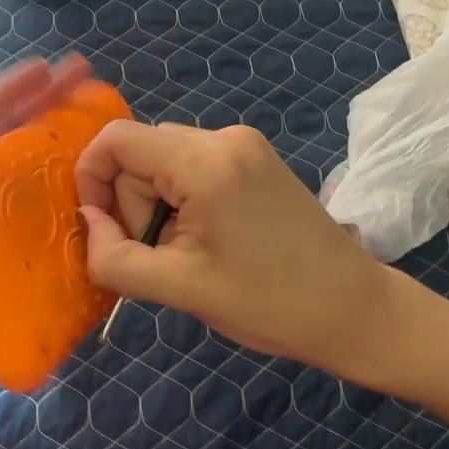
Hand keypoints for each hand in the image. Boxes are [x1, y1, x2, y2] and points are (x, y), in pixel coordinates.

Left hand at [0, 55, 93, 346]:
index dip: (8, 92)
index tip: (45, 69)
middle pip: (2, 128)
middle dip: (39, 99)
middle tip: (81, 78)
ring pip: (13, 156)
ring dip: (45, 132)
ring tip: (85, 118)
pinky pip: (15, 193)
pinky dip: (41, 179)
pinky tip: (71, 182)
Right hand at [76, 121, 394, 375]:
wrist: (358, 311)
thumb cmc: (269, 304)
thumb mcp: (179, 288)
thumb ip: (115, 257)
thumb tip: (90, 222)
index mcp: (204, 162)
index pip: (115, 140)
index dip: (91, 178)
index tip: (102, 228)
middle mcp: (223, 137)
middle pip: (138, 153)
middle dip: (131, 203)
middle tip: (160, 256)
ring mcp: (242, 143)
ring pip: (161, 159)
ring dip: (155, 203)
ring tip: (187, 251)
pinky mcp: (254, 157)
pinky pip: (190, 164)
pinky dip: (180, 197)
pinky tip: (205, 236)